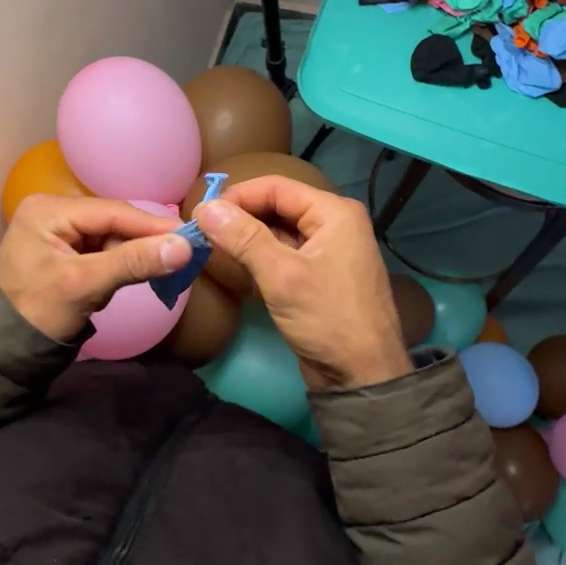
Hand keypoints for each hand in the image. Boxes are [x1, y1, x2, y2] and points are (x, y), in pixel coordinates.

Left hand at [0, 195, 192, 341]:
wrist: (0, 349)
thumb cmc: (36, 313)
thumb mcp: (84, 286)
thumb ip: (133, 263)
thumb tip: (184, 247)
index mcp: (48, 210)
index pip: (111, 210)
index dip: (152, 225)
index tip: (191, 236)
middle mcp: (53, 210)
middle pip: (114, 220)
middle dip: (144, 240)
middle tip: (184, 255)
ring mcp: (59, 230)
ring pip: (113, 235)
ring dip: (135, 254)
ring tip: (163, 268)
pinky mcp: (67, 249)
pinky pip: (105, 248)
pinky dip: (123, 262)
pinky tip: (140, 273)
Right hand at [195, 176, 410, 389]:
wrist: (364, 377)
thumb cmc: (328, 319)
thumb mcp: (281, 276)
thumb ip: (243, 238)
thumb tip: (203, 207)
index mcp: (334, 212)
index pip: (277, 187)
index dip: (237, 195)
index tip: (201, 211)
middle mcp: (334, 224)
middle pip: (278, 206)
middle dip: (240, 216)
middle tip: (202, 230)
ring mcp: (327, 251)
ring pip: (279, 232)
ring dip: (247, 238)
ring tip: (210, 245)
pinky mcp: (319, 276)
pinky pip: (284, 255)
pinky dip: (259, 257)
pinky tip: (234, 265)